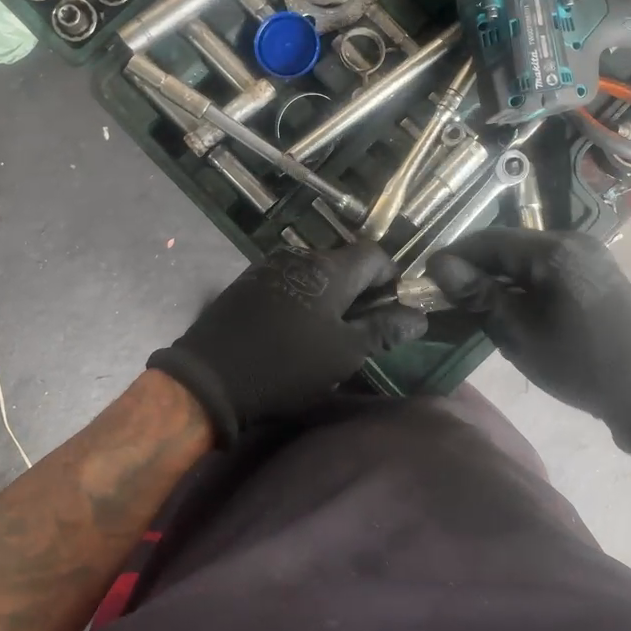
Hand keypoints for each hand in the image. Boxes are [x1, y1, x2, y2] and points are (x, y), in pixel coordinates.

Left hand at [149, 242, 427, 442]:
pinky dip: (302, 299)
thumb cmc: (287, 366)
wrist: (210, 376)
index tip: (392, 310)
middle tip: (362, 329)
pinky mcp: (248, 282)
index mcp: (330, 268)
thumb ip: (384, 330)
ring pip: (315, 273)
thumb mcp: (345, 354)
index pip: (376, 254)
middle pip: (345, 262)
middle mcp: (301, 255)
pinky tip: (294, 330)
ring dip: (329, 295)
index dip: (391, 278)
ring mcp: (270, 266)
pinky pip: (289, 282)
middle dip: (360, 290)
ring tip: (327, 333)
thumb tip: (419, 316)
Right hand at [428, 228, 630, 451]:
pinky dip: (522, 279)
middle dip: (475, 267)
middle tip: (448, 296)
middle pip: (506, 244)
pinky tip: (510, 303)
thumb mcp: (520, 335)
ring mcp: (587, 251)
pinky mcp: (594, 266)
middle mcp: (572, 239)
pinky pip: (545, 263)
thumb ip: (479, 295)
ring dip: (498, 274)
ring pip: (524, 254)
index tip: (427, 279)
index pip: (488, 240)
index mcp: (555, 252)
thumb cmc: (579, 366)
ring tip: (475, 302)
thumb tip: (438, 266)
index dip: (453, 257)